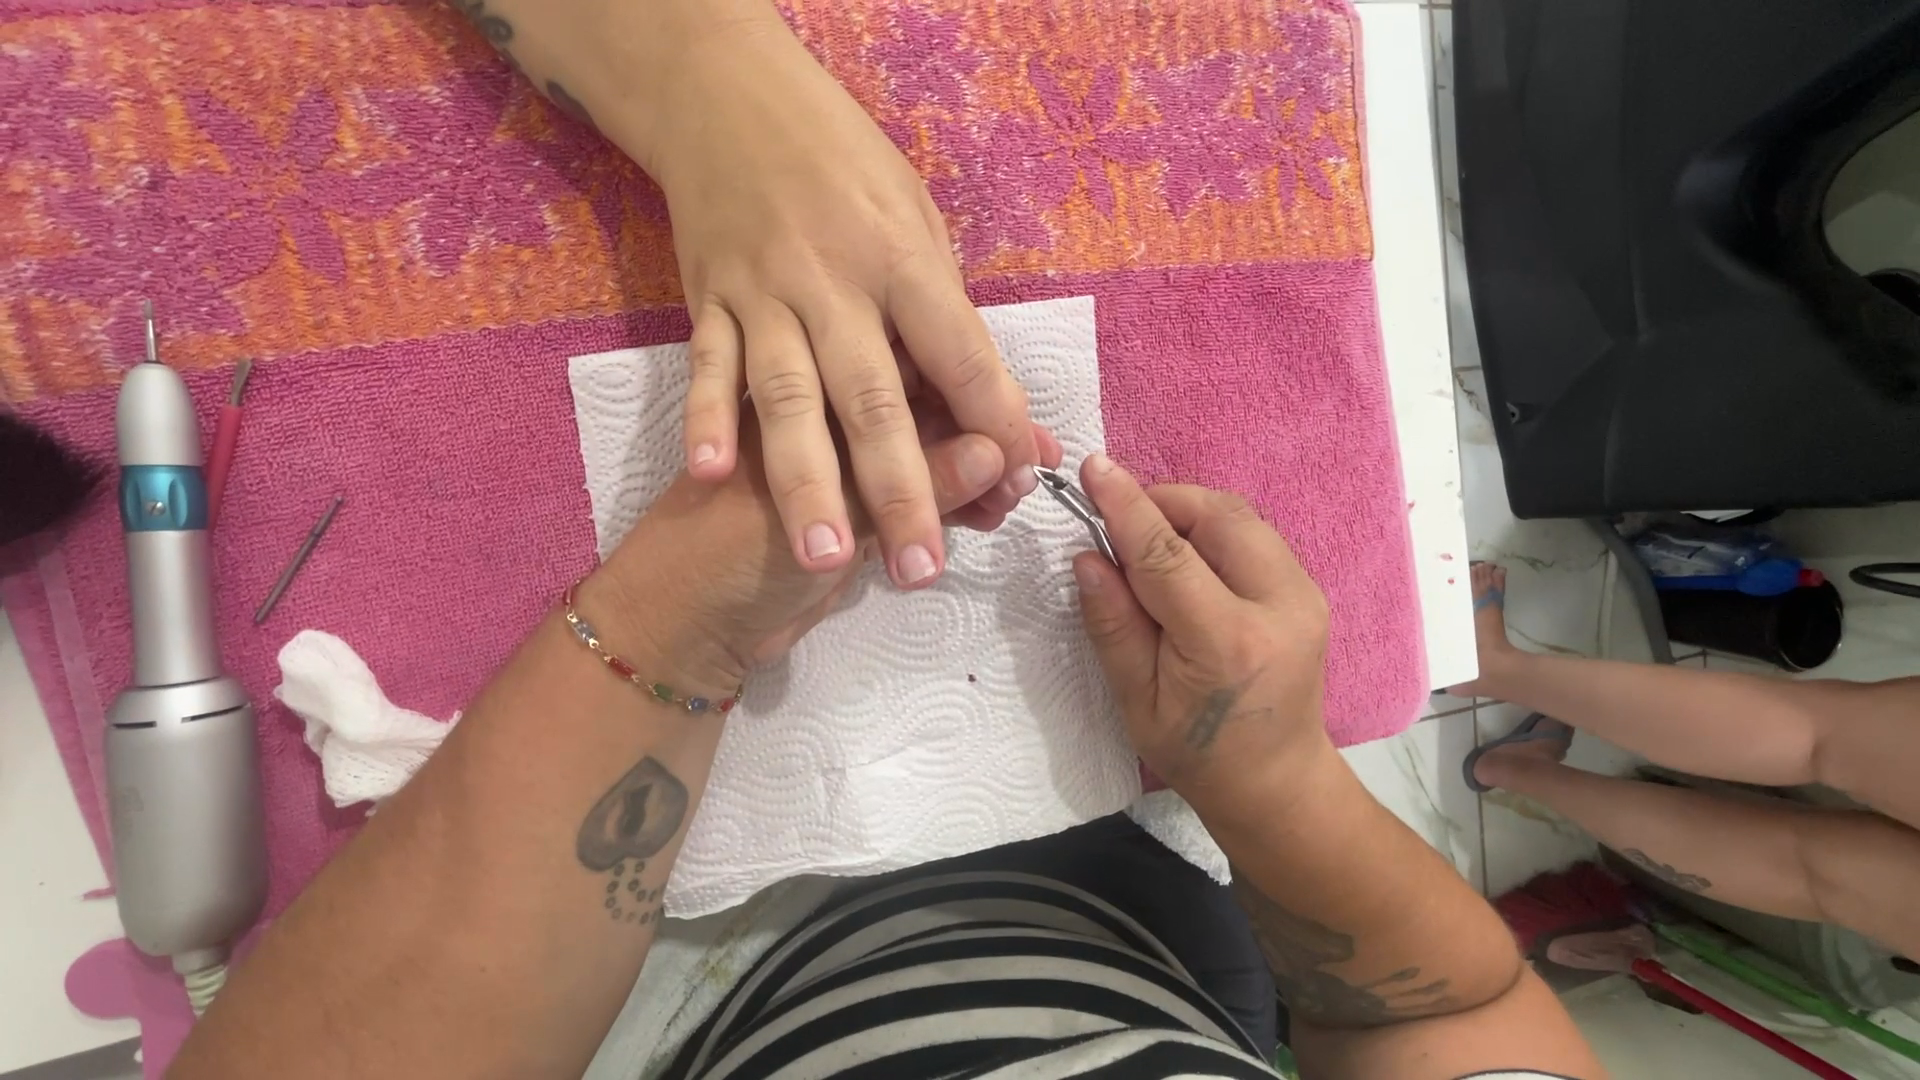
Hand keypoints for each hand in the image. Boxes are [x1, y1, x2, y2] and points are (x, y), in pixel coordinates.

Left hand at [594, 400, 1062, 693]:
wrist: (674, 625)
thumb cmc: (724, 556)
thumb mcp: (818, 512)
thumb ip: (904, 481)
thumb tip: (990, 454)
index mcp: (814, 383)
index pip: (912, 381)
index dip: (976, 415)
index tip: (1026, 453)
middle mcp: (829, 409)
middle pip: (923, 417)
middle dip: (980, 450)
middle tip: (1025, 485)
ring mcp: (838, 458)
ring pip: (920, 456)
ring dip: (966, 479)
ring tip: (1009, 507)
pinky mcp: (843, 508)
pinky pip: (904, 497)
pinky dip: (943, 507)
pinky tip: (979, 516)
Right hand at [644, 15, 1038, 589]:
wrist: (731, 102)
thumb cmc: (848, 170)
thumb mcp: (920, 228)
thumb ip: (956, 328)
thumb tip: (1009, 424)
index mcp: (901, 259)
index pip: (960, 354)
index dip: (995, 421)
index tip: (1020, 482)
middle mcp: (833, 283)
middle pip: (874, 399)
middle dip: (902, 490)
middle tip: (923, 568)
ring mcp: (762, 295)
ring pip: (787, 400)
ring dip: (807, 483)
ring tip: (828, 557)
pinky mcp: (707, 303)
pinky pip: (708, 368)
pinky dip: (708, 420)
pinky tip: (711, 475)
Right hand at [1070, 455, 1333, 818]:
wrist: (1276, 780)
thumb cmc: (1196, 752)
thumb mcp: (1135, 701)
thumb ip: (1112, 624)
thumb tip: (1088, 556)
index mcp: (1227, 644)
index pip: (1168, 555)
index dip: (1126, 507)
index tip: (1093, 469)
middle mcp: (1279, 607)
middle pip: (1217, 516)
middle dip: (1161, 501)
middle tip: (1120, 522)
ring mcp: (1304, 596)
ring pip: (1239, 516)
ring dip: (1186, 512)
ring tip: (1148, 544)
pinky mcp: (1308, 590)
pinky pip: (1253, 534)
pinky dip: (1210, 530)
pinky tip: (1185, 561)